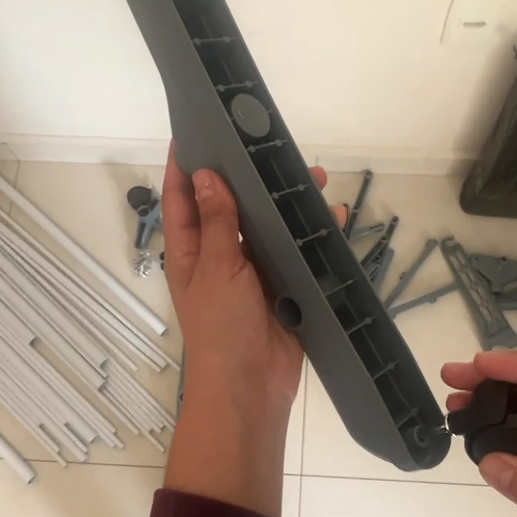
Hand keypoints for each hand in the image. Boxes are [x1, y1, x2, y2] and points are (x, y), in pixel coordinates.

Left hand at [160, 146, 339, 515]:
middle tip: (271, 147)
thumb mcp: (215, 268)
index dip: (186, 165)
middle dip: (249, 177)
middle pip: (231, 206)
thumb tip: (207, 174)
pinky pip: (296, 251)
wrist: (251, 387)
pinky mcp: (282, 285)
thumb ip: (216, 221)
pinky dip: (312, 233)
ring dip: (287, 202)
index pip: (183, 198)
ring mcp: (253, 271)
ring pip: (268, 225)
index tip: (195, 129)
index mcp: (191, 251)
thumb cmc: (221, 327)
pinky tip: (333, 216)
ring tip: (314, 176)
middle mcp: (220, 255)